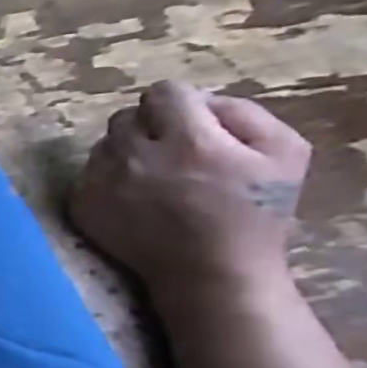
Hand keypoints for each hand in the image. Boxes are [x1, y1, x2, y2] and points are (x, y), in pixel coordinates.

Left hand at [71, 82, 310, 297]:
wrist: (209, 275)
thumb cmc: (255, 217)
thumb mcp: (284, 154)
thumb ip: (244, 112)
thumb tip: (203, 100)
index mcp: (188, 141)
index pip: (163, 92)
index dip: (179, 104)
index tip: (191, 126)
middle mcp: (134, 156)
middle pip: (126, 117)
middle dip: (149, 128)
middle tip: (172, 154)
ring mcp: (101, 182)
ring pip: (104, 145)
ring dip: (126, 154)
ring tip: (153, 180)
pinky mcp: (82, 204)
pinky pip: (88, 175)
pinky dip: (107, 181)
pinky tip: (134, 201)